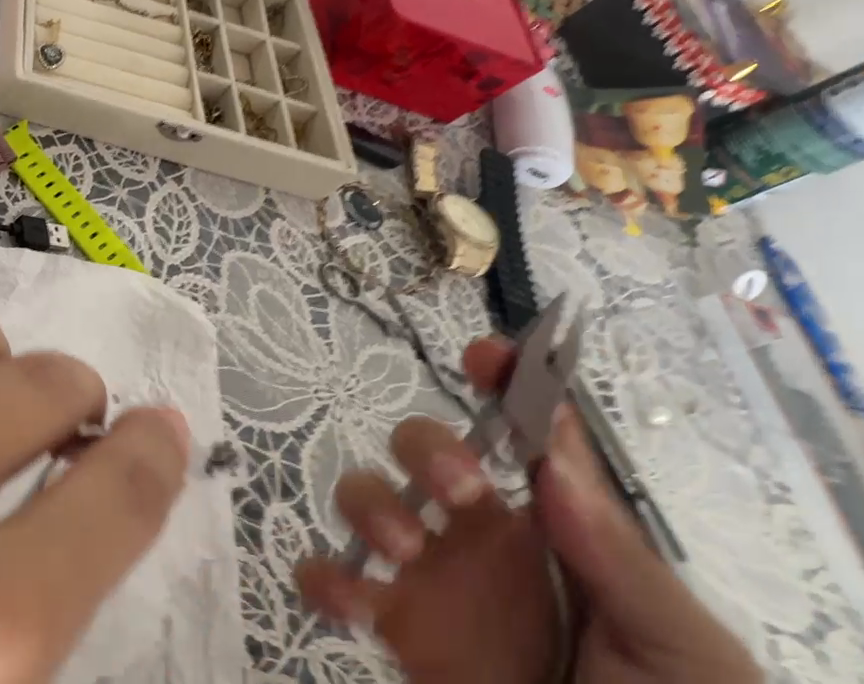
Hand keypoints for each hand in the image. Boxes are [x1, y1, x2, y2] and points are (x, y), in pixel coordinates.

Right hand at [295, 336, 761, 683]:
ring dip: (370, 503)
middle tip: (460, 490)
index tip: (486, 355)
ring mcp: (431, 577)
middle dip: (427, 447)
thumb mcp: (678, 645)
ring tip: (403, 548)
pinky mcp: (392, 624)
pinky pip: (333, 579)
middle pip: (425, 448)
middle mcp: (484, 537)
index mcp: (558, 530)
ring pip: (366, 496)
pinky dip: (323, 575)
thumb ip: (618, 562)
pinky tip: (351, 599)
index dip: (504, 383)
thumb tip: (552, 466)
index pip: (526, 437)